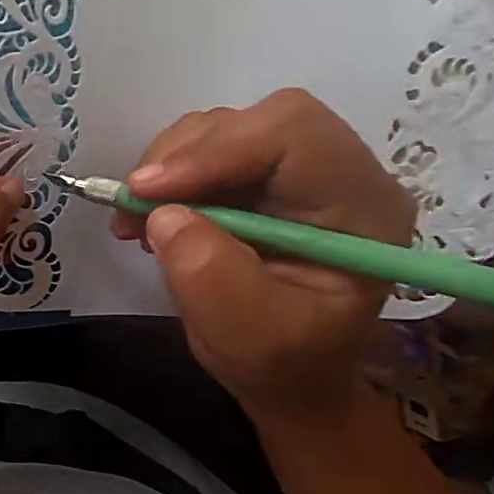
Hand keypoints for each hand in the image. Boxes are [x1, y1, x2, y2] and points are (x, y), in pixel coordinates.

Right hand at [115, 89, 415, 415]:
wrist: (285, 372)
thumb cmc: (278, 360)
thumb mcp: (245, 332)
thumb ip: (209, 272)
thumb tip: (163, 214)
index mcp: (360, 208)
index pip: (293, 137)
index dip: (215, 151)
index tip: (148, 190)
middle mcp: (336, 173)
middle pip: (255, 122)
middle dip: (183, 156)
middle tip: (134, 204)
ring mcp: (295, 171)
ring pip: (223, 128)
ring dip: (166, 166)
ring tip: (136, 218)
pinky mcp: (259, 175)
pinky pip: (205, 147)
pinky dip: (165, 175)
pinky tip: (150, 213)